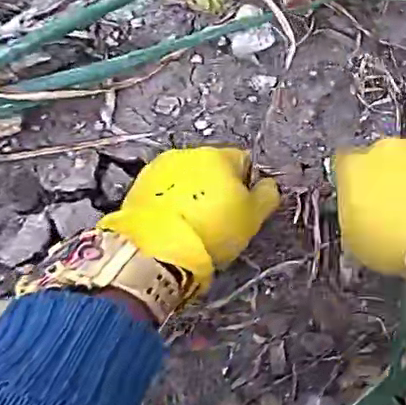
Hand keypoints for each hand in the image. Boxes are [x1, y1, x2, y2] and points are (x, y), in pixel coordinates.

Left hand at [98, 147, 279, 297]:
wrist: (155, 250)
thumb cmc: (211, 229)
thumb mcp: (254, 217)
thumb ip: (267, 195)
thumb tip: (268, 185)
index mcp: (219, 155)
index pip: (245, 161)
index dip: (249, 185)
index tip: (245, 208)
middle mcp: (187, 153)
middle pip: (213, 169)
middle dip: (219, 188)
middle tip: (221, 219)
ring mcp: (158, 169)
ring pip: (186, 180)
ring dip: (192, 195)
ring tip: (194, 225)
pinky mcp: (136, 188)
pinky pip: (164, 193)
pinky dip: (171, 205)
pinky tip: (174, 226)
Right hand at [332, 138, 405, 324]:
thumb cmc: (397, 243)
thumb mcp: (353, 238)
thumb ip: (350, 211)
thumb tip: (355, 209)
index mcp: (351, 169)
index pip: (344, 166)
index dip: (353, 183)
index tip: (361, 198)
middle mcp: (380, 150)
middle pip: (376, 157)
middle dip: (382, 176)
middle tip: (391, 203)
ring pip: (405, 156)